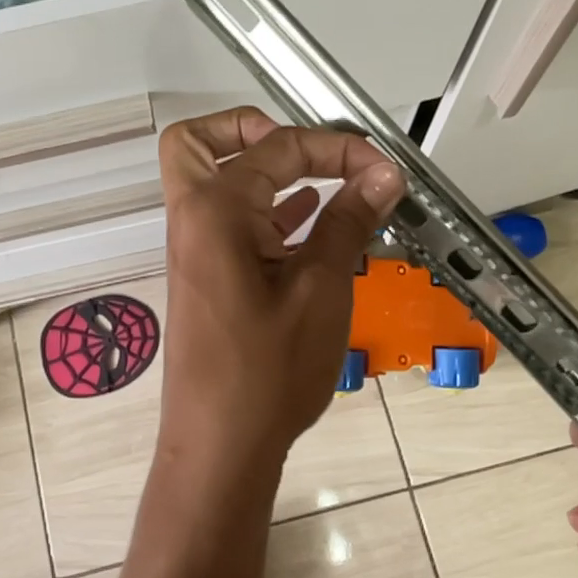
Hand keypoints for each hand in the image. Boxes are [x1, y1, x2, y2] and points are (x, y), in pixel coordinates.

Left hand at [157, 107, 405, 459]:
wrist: (220, 446)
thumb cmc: (267, 372)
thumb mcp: (321, 290)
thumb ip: (347, 222)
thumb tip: (381, 174)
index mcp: (214, 210)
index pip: (277, 148)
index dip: (337, 149)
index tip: (384, 171)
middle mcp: (193, 220)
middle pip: (202, 144)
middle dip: (254, 131)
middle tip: (308, 150)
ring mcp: (195, 251)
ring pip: (216, 183)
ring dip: (267, 173)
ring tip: (332, 186)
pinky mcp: (208, 279)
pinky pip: (232, 224)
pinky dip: (269, 212)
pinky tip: (313, 223)